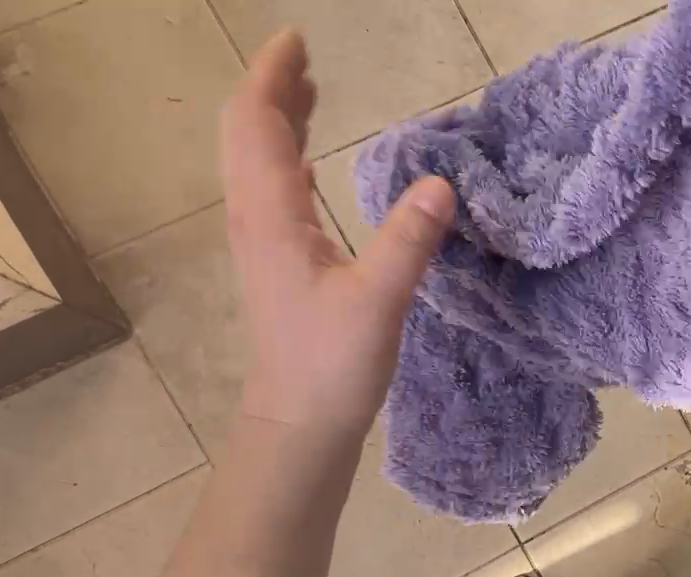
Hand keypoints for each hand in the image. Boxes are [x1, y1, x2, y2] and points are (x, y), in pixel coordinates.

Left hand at [220, 29, 454, 439]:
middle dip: (273, 91)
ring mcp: (262, 245)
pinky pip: (270, 194)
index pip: (258, 123)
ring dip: (276, 124)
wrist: (300, 422)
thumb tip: (442, 182)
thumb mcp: (380, 301)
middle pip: (248, 135)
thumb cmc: (333, 363)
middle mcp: (255, 219)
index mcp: (272, 216)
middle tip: (308, 61)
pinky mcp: (277, 268)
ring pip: (255, 164)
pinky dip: (285, 163)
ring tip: (308, 96)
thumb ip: (409, 239)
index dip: (274, 75)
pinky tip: (308, 172)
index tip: (299, 40)